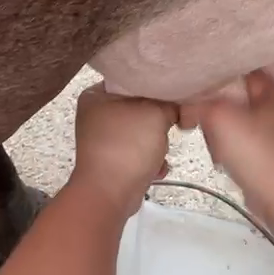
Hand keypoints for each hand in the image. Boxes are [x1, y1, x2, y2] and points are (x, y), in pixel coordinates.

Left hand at [71, 85, 175, 214]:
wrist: (109, 195)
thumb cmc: (127, 146)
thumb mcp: (155, 113)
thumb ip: (170, 102)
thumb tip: (178, 105)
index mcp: (96, 95)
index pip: (133, 79)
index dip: (158, 84)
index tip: (177, 93)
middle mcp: (96, 114)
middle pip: (139, 106)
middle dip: (159, 120)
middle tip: (171, 124)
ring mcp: (102, 139)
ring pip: (142, 131)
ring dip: (157, 143)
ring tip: (160, 151)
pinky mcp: (112, 160)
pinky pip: (138, 152)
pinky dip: (149, 160)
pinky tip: (155, 168)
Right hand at [186, 71, 273, 217]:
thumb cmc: (256, 152)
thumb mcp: (220, 117)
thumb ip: (200, 101)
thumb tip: (187, 100)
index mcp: (273, 88)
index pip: (240, 65)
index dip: (216, 68)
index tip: (193, 76)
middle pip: (236, 93)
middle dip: (215, 103)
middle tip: (197, 112)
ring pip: (237, 118)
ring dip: (220, 127)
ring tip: (210, 138)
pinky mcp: (271, 152)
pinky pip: (243, 140)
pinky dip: (229, 146)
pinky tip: (221, 157)